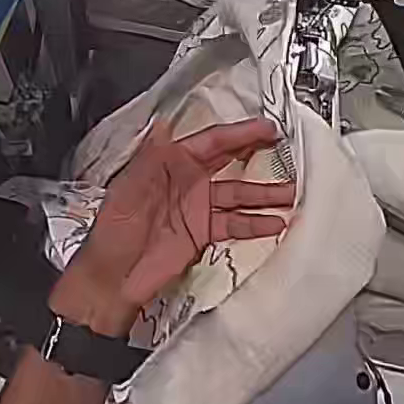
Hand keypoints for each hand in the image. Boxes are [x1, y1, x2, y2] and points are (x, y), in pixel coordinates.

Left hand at [49, 119, 293, 336]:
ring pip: (239, 194)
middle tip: (287, 148)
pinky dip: (255, 224)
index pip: (212, 142)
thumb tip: (163, 123)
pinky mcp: (204, 232)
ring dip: (265, 193)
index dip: (240, 134)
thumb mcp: (128, 190)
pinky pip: (234, 223)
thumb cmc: (113, 231)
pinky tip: (275, 223)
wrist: (111, 280)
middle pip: (230, 161)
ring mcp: (199, 207)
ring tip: (292, 192)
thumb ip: (150, 158)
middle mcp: (189, 181)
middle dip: (258, 153)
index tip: (267, 128)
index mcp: (170, 163)